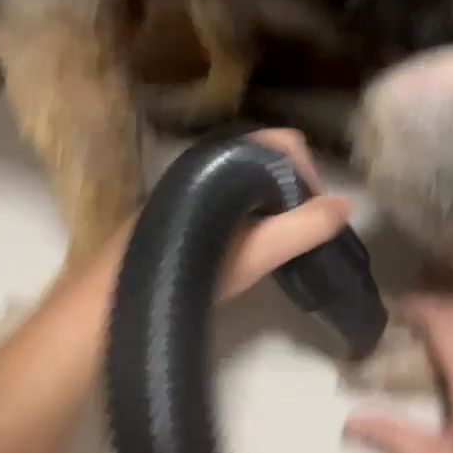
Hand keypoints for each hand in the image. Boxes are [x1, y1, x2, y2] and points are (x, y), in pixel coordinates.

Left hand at [70, 129, 351, 304]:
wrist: (106, 310)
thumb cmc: (183, 272)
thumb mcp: (254, 253)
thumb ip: (303, 228)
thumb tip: (345, 204)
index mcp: (221, 162)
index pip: (282, 142)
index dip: (308, 171)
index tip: (316, 212)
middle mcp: (203, 166)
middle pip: (266, 162)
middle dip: (293, 191)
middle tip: (303, 232)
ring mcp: (186, 190)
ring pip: (246, 183)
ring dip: (272, 206)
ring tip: (280, 244)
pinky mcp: (174, 214)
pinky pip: (225, 200)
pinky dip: (249, 216)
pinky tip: (246, 251)